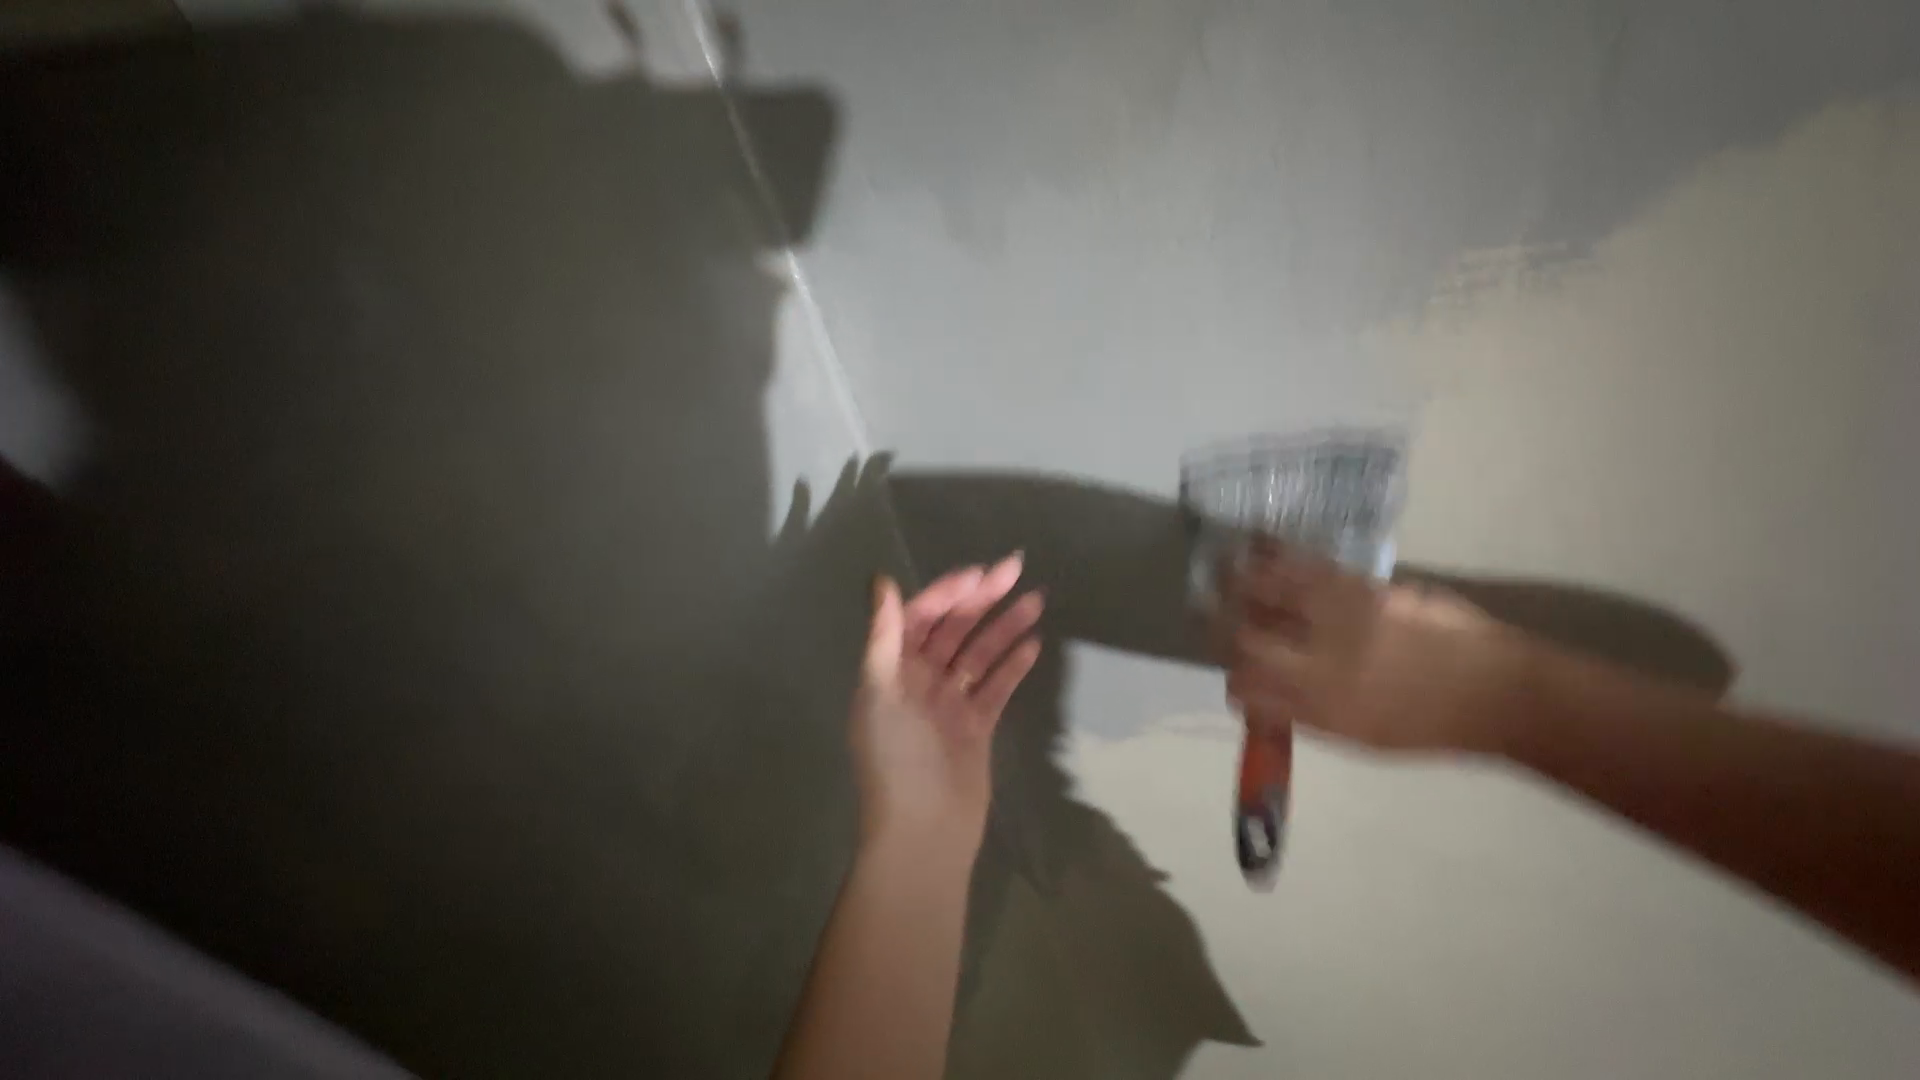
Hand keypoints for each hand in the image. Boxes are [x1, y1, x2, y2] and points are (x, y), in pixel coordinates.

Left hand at [852, 554, 1043, 854]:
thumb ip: (884, 636)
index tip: (979, 574)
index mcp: (891, 670)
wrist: (924, 831)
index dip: (947, 593)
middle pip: (953, 629)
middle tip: (1015, 569)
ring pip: (979, 654)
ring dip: (1004, 626)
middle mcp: (918, 680)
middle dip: (981, 599)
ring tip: (1036, 600)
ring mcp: (949, 703)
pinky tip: (1033, 643)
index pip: (920, 618)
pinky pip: (995, 687)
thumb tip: (881, 581)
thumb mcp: (880, 693)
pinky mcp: (976, 726)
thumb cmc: (896, 759)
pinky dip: (1012, 665)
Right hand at [1224, 549, 1527, 753]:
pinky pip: (1306, 570)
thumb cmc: (1434, 724)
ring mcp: (1340, 626)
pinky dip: (1277, 557)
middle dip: (1222, 627)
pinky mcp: (1364, 592)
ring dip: (1237, 583)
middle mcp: (1319, 669)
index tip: (1231, 670)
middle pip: (1247, 641)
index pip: (1249, 690)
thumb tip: (1277, 695)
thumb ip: (1314, 714)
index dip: (1232, 679)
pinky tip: (1261, 547)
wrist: (1500, 694)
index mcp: (1318, 711)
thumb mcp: (1364, 737)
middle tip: (1212, 615)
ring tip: (1222, 570)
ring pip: (1268, 599)